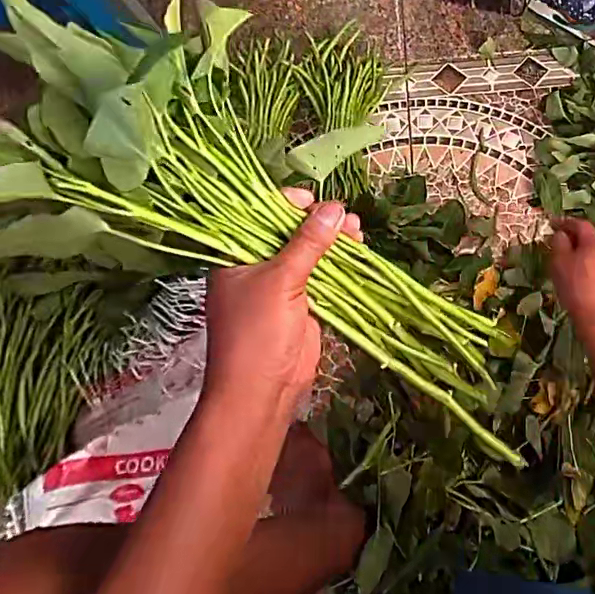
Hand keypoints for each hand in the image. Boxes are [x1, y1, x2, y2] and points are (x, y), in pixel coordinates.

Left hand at [204, 189, 360, 414]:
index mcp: (236, 255)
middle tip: (346, 219)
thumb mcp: (281, 280)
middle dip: (319, 222)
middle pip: (291, 232)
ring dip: (335, 241)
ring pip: (311, 252)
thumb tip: (334, 209)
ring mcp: (282, 284)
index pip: (261, 215)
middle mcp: (257, 265)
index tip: (317, 202)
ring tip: (357, 232)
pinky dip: (340, 264)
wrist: (262, 391)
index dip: (289, 206)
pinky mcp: (303, 302)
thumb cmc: (257, 334)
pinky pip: (323, 274)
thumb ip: (308, 243)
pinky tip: (357, 251)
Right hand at [549, 218, 594, 327]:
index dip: (564, 222)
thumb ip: (559, 242)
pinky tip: (572, 270)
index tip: (551, 224)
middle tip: (555, 238)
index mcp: (594, 241)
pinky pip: (594, 261)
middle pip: (588, 236)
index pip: (580, 224)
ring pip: (591, 250)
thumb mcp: (559, 261)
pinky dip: (582, 260)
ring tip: (561, 255)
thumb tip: (561, 234)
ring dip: (577, 249)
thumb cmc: (574, 285)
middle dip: (571, 235)